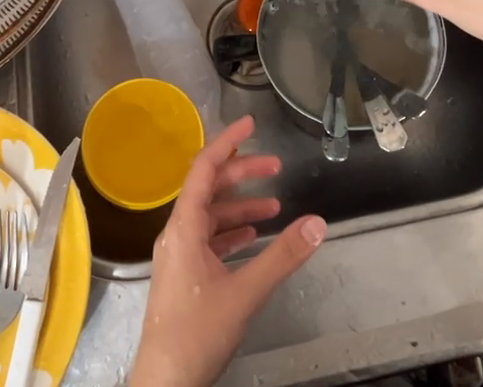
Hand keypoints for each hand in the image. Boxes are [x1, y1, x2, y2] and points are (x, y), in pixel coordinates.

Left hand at [129, 116, 325, 386]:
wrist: (164, 383)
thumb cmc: (196, 333)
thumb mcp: (246, 293)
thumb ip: (282, 256)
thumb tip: (318, 222)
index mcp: (184, 227)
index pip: (203, 169)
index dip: (226, 142)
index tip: (249, 123)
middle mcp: (176, 234)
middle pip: (208, 189)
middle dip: (241, 174)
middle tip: (275, 168)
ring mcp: (178, 256)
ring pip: (209, 216)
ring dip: (240, 206)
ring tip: (274, 206)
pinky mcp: (184, 277)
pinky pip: (208, 239)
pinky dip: (231, 231)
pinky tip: (252, 236)